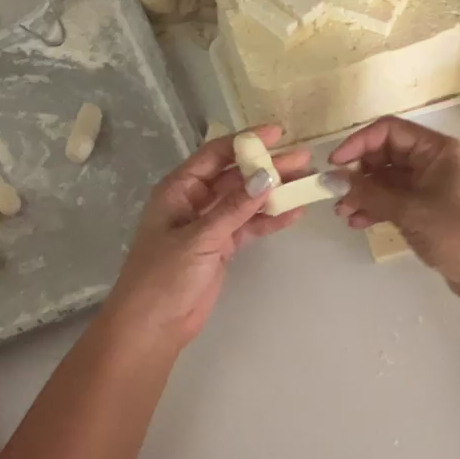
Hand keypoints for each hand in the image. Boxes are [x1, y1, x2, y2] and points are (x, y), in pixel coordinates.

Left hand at [102, 125, 309, 346]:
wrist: (152, 325)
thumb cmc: (163, 276)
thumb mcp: (199, 238)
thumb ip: (234, 208)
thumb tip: (266, 177)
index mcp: (178, 189)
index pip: (216, 155)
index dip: (246, 142)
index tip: (278, 133)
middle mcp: (194, 202)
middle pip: (235, 177)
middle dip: (268, 168)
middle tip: (304, 160)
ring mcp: (209, 226)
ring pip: (245, 202)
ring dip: (274, 194)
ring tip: (307, 184)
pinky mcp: (221, 248)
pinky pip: (248, 227)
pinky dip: (269, 221)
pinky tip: (293, 214)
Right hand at [330, 117, 459, 297]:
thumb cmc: (457, 233)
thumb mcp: (410, 211)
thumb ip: (369, 193)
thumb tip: (331, 179)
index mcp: (436, 150)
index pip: (389, 131)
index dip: (358, 143)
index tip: (334, 164)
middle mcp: (432, 162)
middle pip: (384, 154)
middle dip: (358, 173)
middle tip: (336, 195)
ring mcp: (428, 186)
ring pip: (385, 180)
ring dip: (362, 194)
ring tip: (343, 214)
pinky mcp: (424, 208)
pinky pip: (392, 200)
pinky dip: (374, 208)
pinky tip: (358, 222)